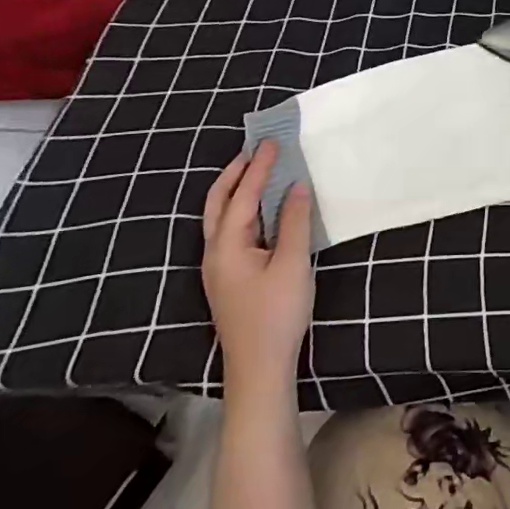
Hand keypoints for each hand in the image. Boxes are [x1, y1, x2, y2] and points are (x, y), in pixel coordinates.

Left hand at [201, 141, 313, 398]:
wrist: (259, 367)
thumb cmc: (277, 313)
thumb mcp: (292, 264)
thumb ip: (293, 222)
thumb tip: (296, 186)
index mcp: (227, 245)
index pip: (243, 195)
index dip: (259, 167)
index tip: (272, 141)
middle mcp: (214, 252)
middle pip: (218, 202)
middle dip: (235, 173)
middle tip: (255, 150)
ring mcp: (218, 267)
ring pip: (220, 217)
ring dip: (236, 190)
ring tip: (255, 171)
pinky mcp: (228, 278)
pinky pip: (230, 230)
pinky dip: (242, 209)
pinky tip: (260, 210)